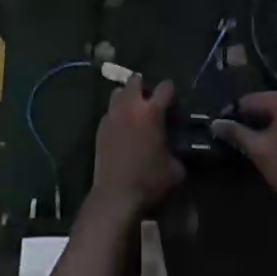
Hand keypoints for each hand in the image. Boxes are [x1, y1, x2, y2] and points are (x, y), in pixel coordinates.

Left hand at [90, 76, 184, 213]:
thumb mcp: (175, 170)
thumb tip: (176, 151)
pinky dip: (117, 114)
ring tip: (134, 112)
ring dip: (127, 97)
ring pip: (118, 92)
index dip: (171, 92)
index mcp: (152, 112)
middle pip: (136, 80)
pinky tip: (122, 129)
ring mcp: (111, 115)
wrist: (116, 195)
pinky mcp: (99, 126)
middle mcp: (130, 106)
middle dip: (144, 87)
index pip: (165, 87)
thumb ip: (177, 153)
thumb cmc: (150, 181)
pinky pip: (109, 111)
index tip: (173, 102)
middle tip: (151, 102)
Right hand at [211, 89, 276, 204]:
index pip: (251, 100)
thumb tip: (215, 123)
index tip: (221, 123)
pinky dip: (276, 122)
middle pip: (264, 102)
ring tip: (248, 133)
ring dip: (262, 119)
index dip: (233, 112)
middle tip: (233, 130)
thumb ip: (235, 132)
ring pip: (276, 108)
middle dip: (248, 115)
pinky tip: (267, 134)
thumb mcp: (257, 150)